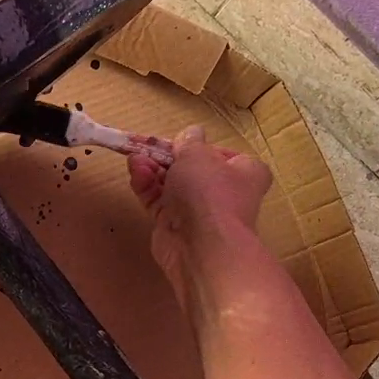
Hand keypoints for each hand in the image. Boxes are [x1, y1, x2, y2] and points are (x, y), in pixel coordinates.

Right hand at [126, 124, 271, 306]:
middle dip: (166, 157)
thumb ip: (189, 141)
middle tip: (145, 145)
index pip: (222, 155)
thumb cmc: (209, 191)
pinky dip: (146, 186)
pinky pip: (158, 201)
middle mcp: (223, 193)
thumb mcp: (197, 154)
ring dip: (152, 169)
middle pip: (191, 169)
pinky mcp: (174, 226)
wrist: (201, 245)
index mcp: (244, 173)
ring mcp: (198, 211)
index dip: (199, 147)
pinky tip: (134, 171)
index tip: (180, 141)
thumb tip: (191, 134)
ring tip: (134, 157)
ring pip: (171, 185)